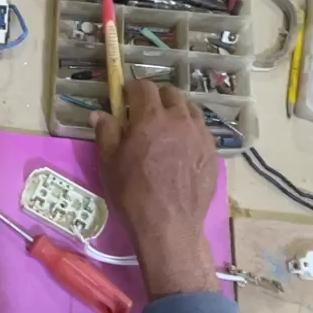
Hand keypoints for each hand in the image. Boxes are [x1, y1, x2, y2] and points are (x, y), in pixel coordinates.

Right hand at [92, 81, 221, 298]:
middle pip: (170, 93)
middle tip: (144, 112)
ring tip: (165, 127)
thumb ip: (106, 132)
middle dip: (155, 97)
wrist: (169, 226)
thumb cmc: (133, 193)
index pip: (143, 87)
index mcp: (151, 118)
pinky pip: (201, 130)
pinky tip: (180, 147)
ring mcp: (200, 136)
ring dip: (175, 111)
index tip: (125, 98)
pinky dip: (189, 130)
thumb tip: (100, 114)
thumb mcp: (109, 162)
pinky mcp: (212, 153)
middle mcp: (180, 120)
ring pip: (190, 109)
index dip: (131, 89)